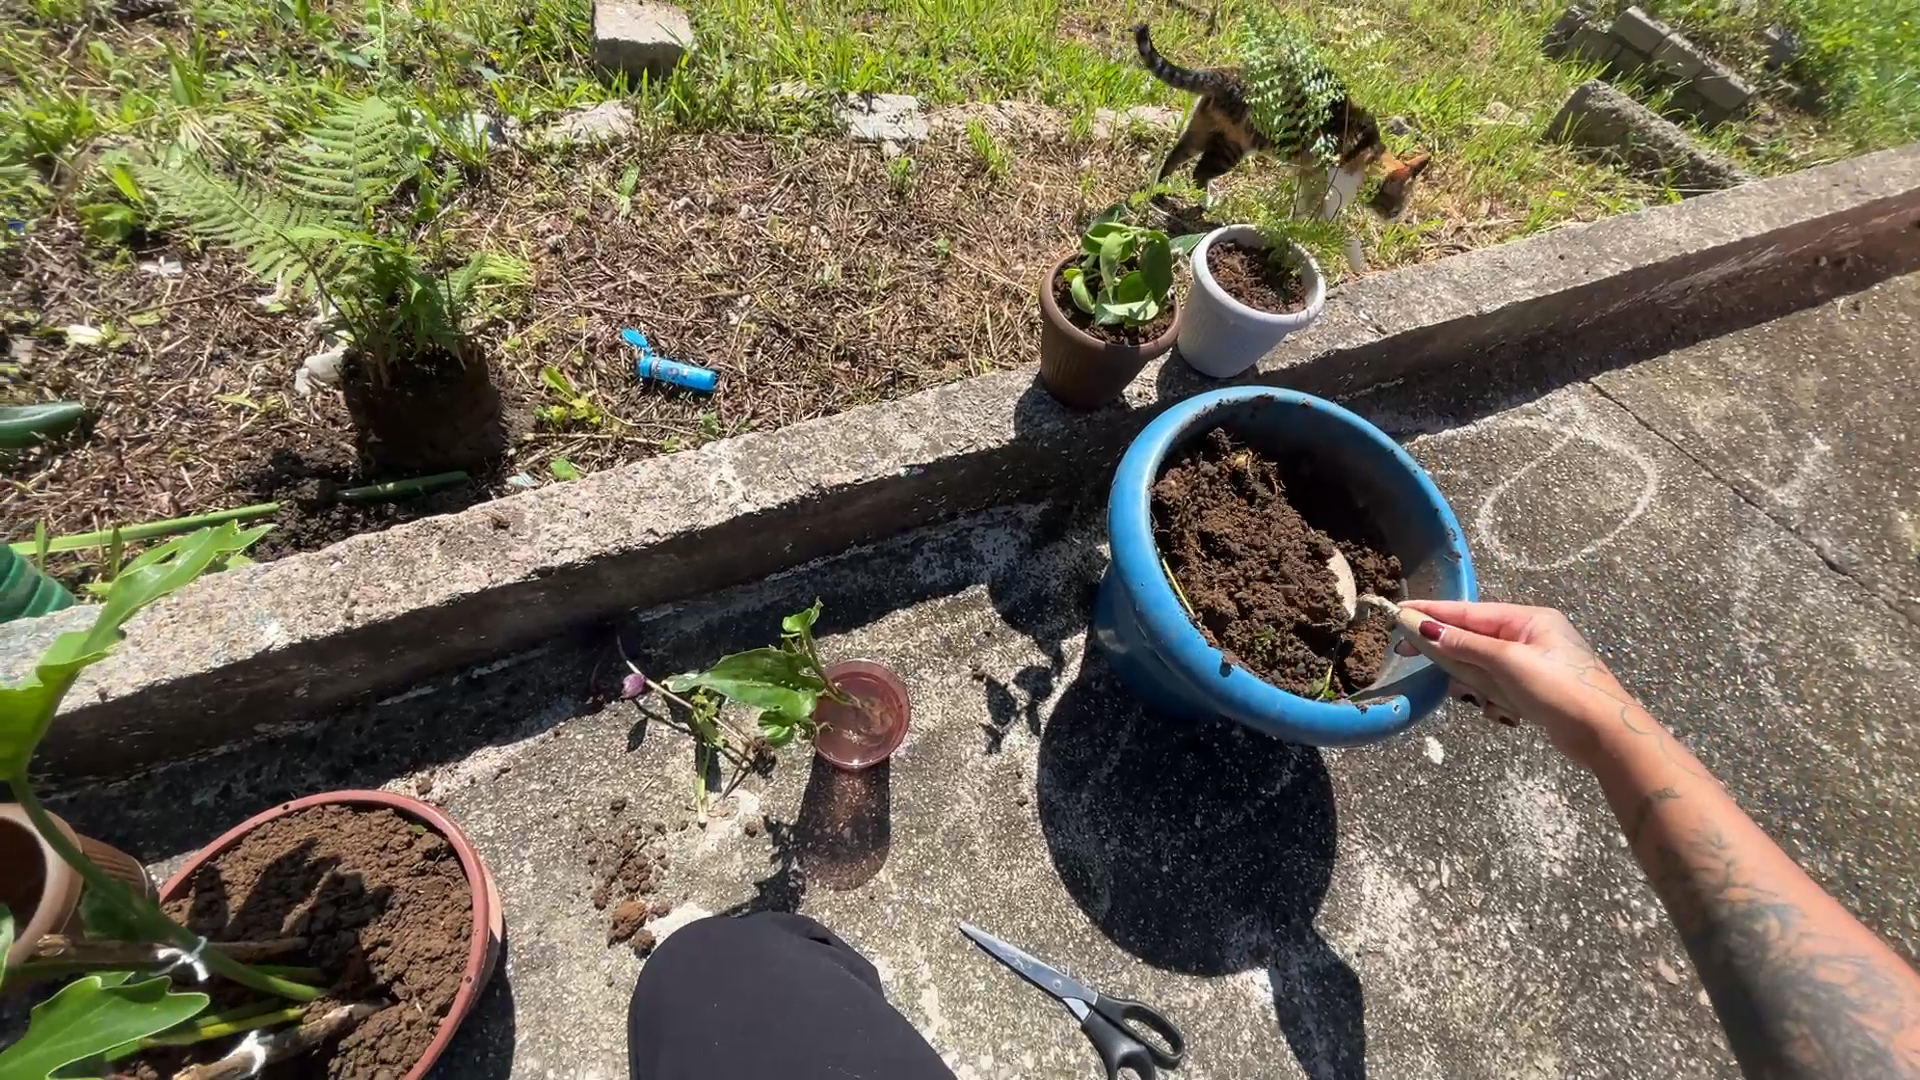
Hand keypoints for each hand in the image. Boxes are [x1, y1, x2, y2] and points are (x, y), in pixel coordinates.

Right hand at [1396, 600, 1649, 769]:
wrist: (1608, 738)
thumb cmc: (1560, 690)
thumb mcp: (1506, 662)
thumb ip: (1462, 644)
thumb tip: (1423, 628)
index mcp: (1528, 619)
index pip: (1466, 611)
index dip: (1430, 612)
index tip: (1397, 612)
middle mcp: (1528, 636)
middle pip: (1469, 636)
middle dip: (1447, 650)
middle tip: (1407, 652)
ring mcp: (1530, 662)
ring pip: (1477, 663)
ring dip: (1471, 679)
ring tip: (1477, 695)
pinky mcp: (1531, 687)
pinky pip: (1493, 683)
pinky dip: (1489, 694)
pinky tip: (1500, 710)